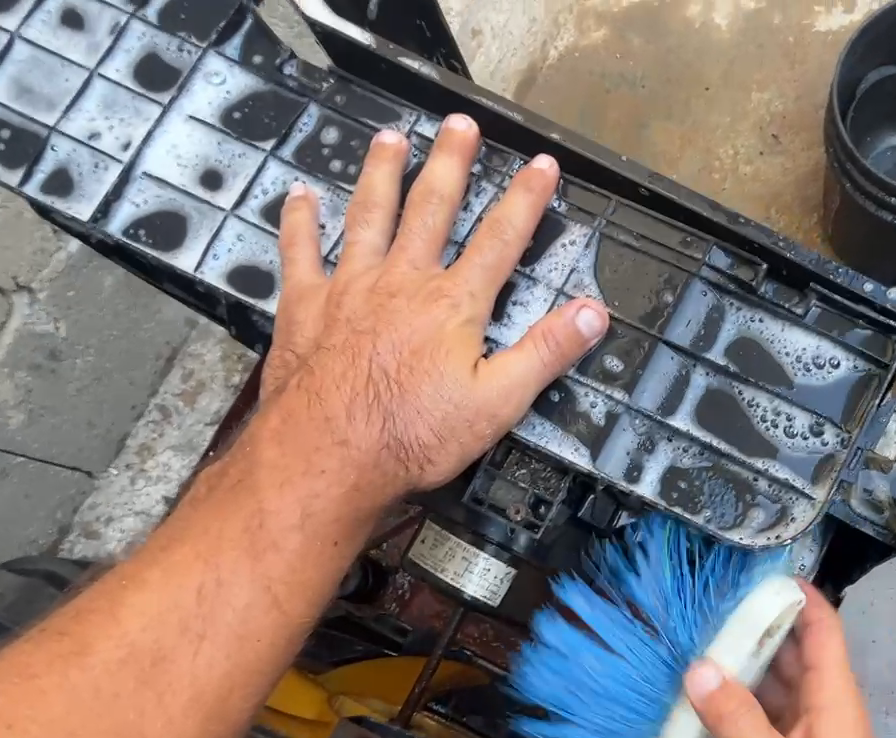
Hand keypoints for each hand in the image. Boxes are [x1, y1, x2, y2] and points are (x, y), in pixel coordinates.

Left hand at [255, 114, 609, 502]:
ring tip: (390, 138)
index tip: (542, 164)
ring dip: (381, 173)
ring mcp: (350, 288)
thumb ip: (547, 351)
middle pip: (432, 209)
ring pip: (368, 216)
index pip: (501, 240)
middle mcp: (404, 280)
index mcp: (455, 304)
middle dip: (451, 164)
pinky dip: (301, 222)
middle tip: (460, 124)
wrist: (330, 454)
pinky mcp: (306, 307)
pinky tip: (300, 197)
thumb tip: (595, 311)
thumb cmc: (419, 434)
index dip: (525, 200)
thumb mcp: (500, 402)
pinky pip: (301, 253)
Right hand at [684, 583, 895, 737]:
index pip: (822, 625)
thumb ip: (737, 723)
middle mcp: (826, 707)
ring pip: (779, 683)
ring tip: (694, 643)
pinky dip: (742, 704)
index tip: (751, 570)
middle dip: (755, 625)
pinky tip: (706, 702)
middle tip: (702, 606)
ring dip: (744, 665)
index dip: (795, 592)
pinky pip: (770, 716)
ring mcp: (814, 734)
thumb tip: (698, 668)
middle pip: (794, 649)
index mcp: (834, 699)